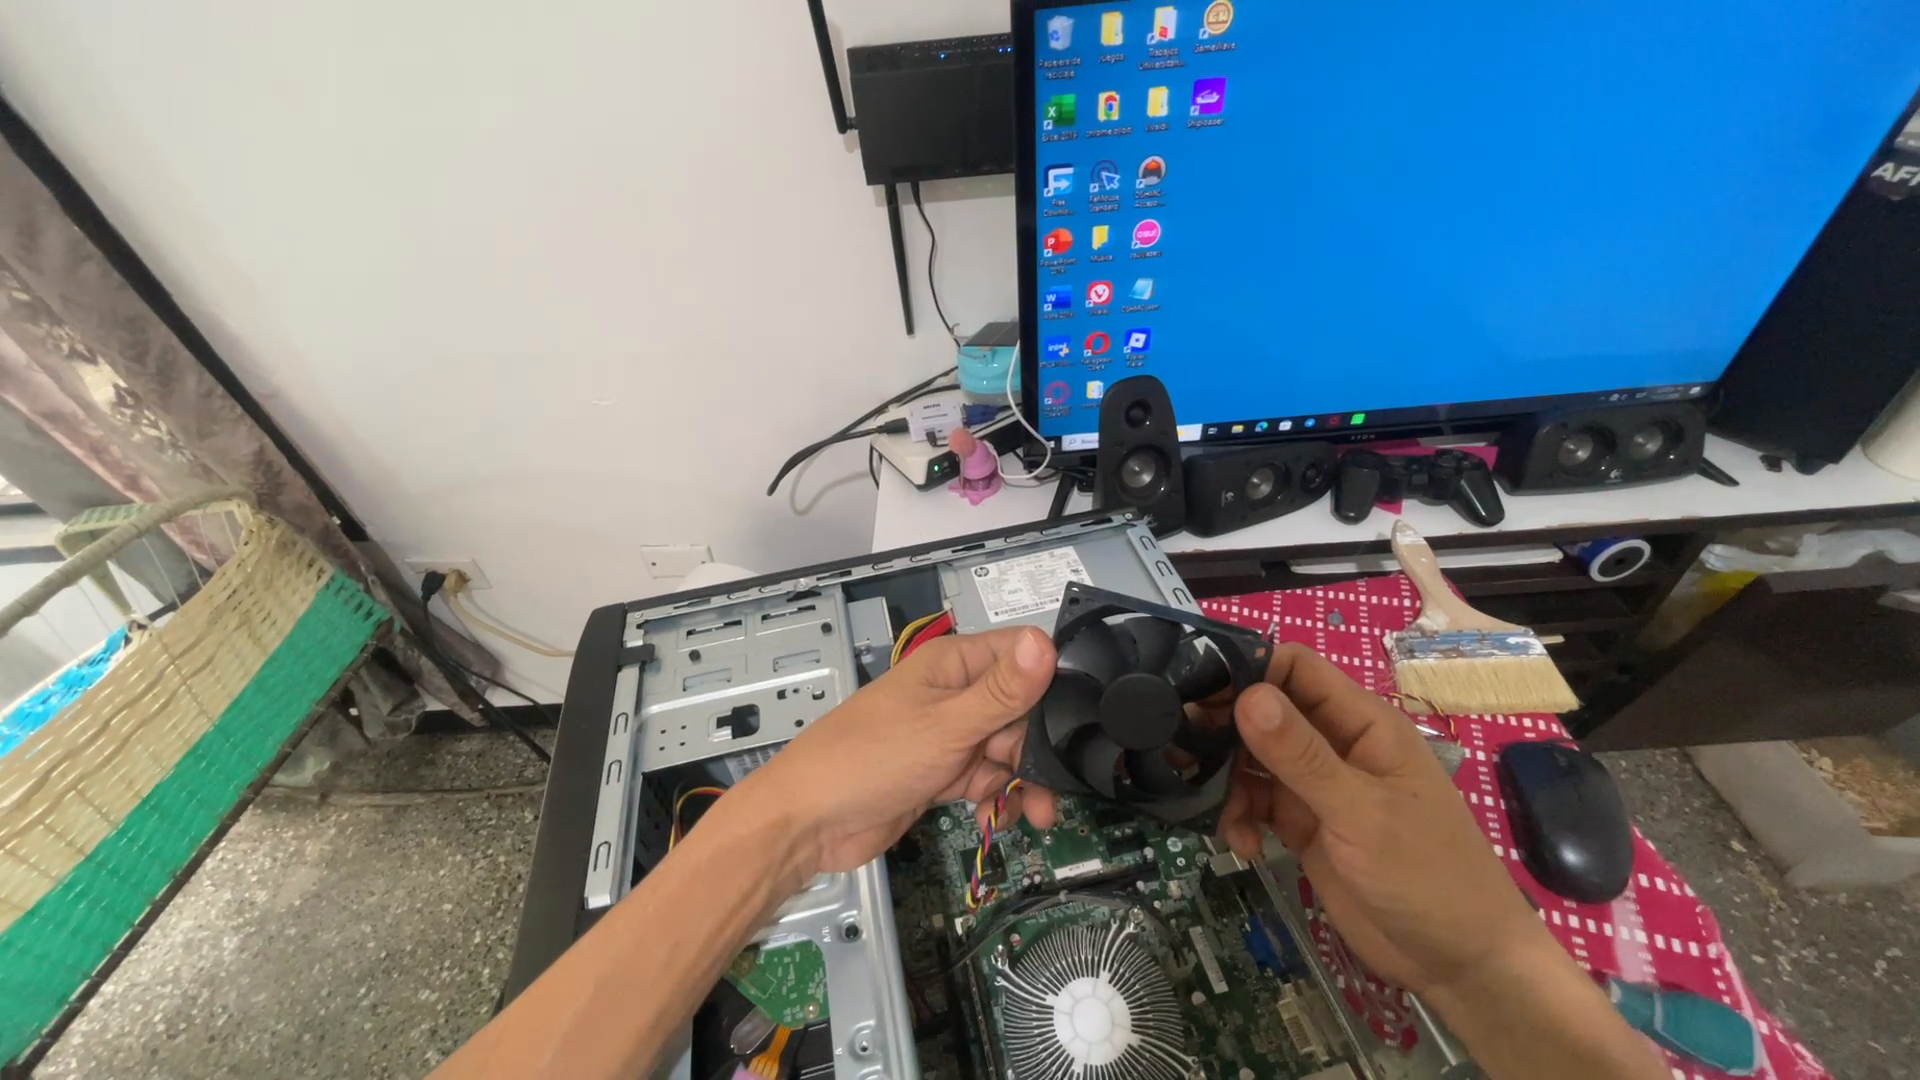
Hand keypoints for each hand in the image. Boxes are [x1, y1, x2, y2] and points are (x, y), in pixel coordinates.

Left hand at [733, 626, 1060, 879]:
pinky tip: (995, 818)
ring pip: (1005, 749)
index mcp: (954, 664)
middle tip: (1055, 783)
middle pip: (1019, 710)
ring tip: (1035, 814)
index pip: (1019, 655)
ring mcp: (947, 734)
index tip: (1079, 717)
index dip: (1050, 681)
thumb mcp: (946, 726)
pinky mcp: (941, 771)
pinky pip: (984, 778)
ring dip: (1022, 780)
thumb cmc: (872, 759)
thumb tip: (1047, 642)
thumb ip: (1001, 692)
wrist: (809, 823)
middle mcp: (954, 693)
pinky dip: (995, 797)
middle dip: (1038, 747)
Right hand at [1216, 644, 1545, 1000]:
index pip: (1295, 668)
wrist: (1459, 965)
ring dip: (1227, 780)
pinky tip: (1243, 846)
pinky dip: (1239, 816)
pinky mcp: (1301, 822)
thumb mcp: (1360, 812)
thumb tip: (1246, 695)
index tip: (1202, 695)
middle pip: (1263, 711)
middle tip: (1182, 749)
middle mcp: (1334, 744)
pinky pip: (1255, 800)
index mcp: (1360, 723)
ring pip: (1251, 757)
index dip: (1248, 671)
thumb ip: (1301, 755)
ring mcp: (1316, 784)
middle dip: (1224, 729)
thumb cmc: (1427, 877)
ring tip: (1220, 813)